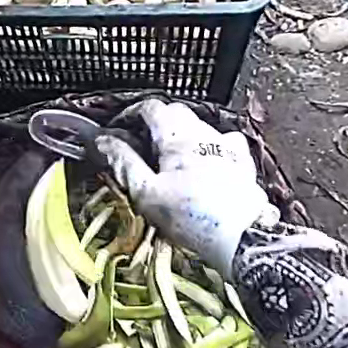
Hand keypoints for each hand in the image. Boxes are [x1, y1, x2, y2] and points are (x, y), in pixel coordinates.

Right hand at [91, 100, 275, 275]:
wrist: (241, 239)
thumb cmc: (190, 217)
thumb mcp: (146, 193)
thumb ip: (124, 162)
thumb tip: (104, 141)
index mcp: (177, 137)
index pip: (151, 107)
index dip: (130, 113)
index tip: (119, 128)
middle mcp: (204, 133)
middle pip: (176, 112)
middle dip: (155, 121)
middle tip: (140, 142)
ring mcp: (227, 146)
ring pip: (199, 125)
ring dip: (180, 133)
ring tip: (169, 156)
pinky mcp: (243, 163)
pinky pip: (223, 142)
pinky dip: (208, 145)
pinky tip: (205, 162)